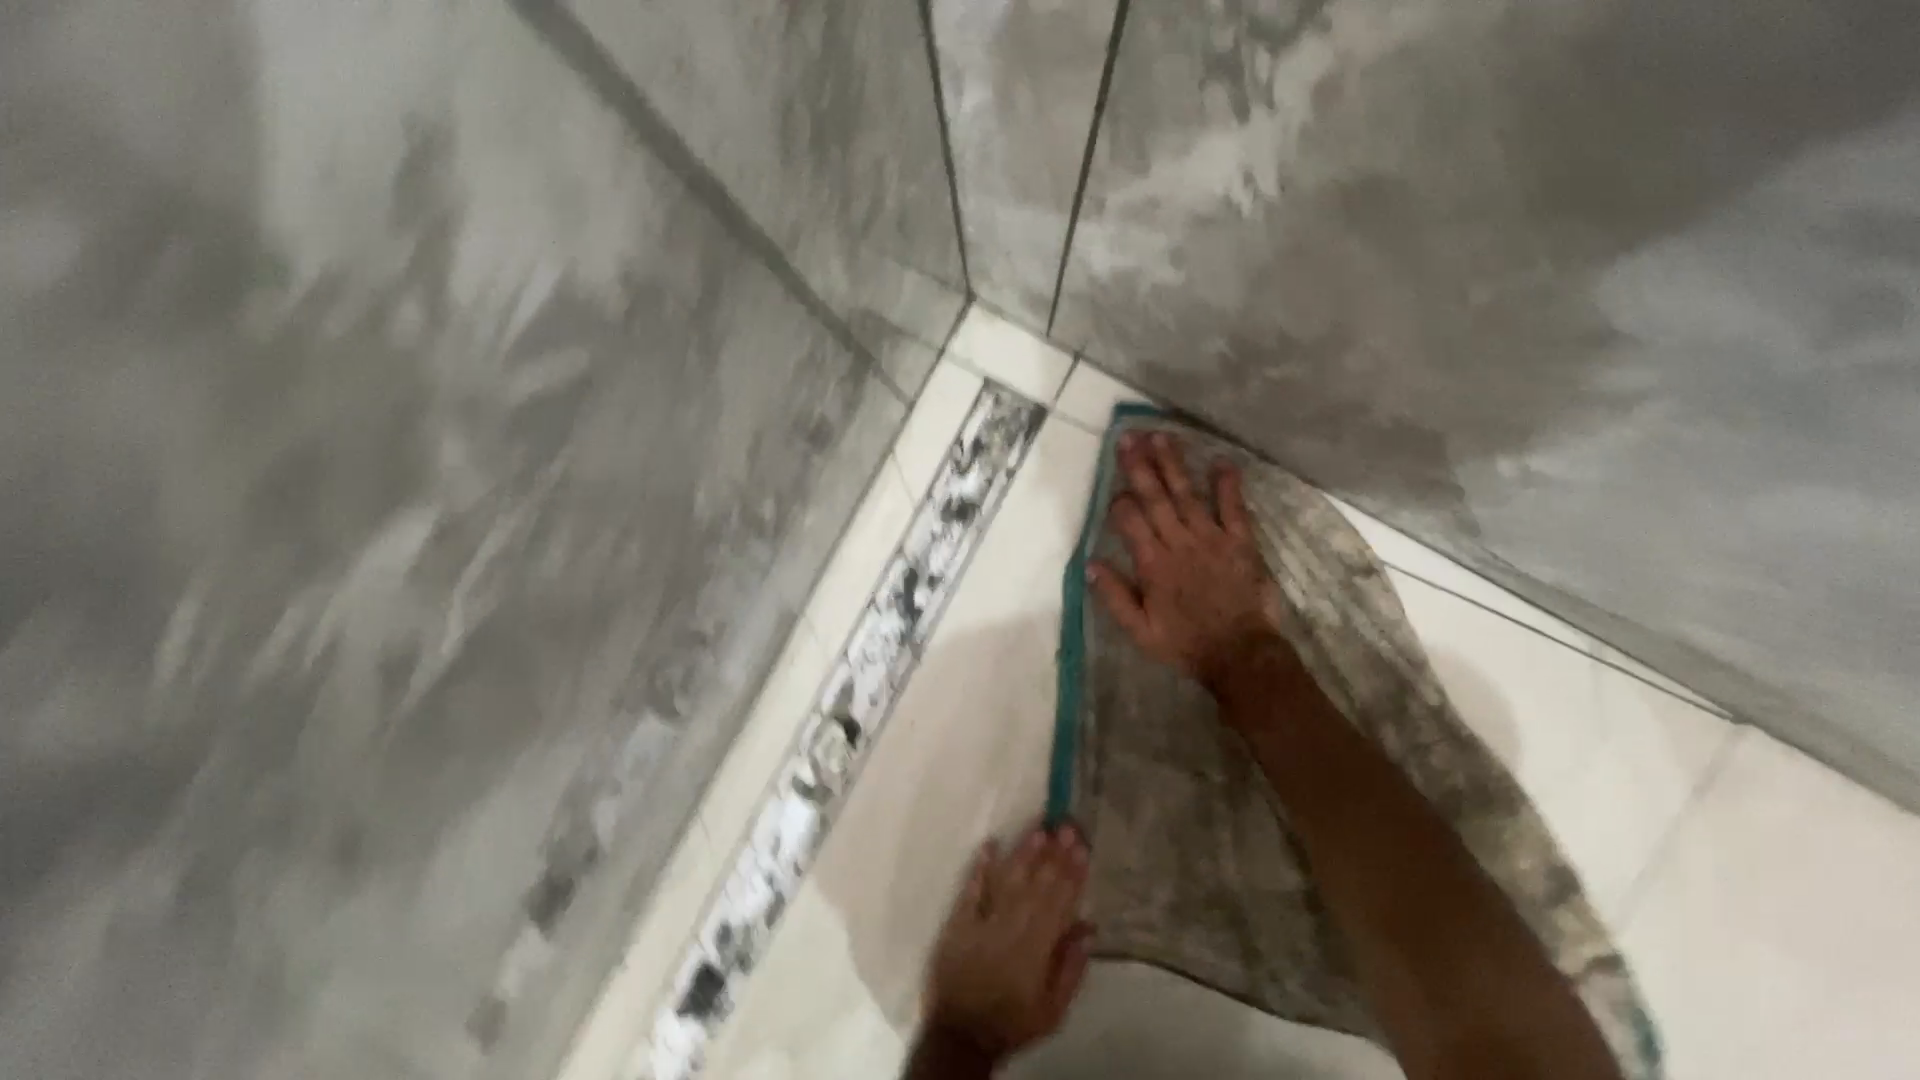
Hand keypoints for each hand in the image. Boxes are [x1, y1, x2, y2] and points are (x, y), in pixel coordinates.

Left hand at [924, 826, 1094, 1061]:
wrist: (960, 1035)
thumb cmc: (1012, 1023)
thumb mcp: (1053, 1010)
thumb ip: (1071, 968)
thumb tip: (1089, 926)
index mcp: (1037, 950)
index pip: (1060, 904)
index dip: (1072, 875)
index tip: (1083, 847)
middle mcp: (1012, 930)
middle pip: (1037, 886)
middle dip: (1054, 855)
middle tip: (1066, 824)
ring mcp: (983, 923)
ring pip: (1007, 882)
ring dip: (1023, 854)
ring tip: (1038, 829)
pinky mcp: (958, 923)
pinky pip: (970, 891)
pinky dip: (980, 867)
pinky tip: (990, 844)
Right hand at [1088, 431, 1285, 693]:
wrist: (1241, 654)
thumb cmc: (1185, 644)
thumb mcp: (1139, 631)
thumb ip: (1114, 596)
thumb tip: (1091, 564)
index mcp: (1153, 564)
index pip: (1129, 520)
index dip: (1119, 502)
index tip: (1114, 493)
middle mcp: (1180, 542)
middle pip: (1155, 497)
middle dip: (1140, 465)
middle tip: (1129, 436)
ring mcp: (1212, 538)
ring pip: (1188, 494)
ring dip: (1174, 464)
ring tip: (1162, 436)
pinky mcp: (1241, 542)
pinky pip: (1234, 507)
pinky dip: (1228, 484)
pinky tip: (1221, 461)